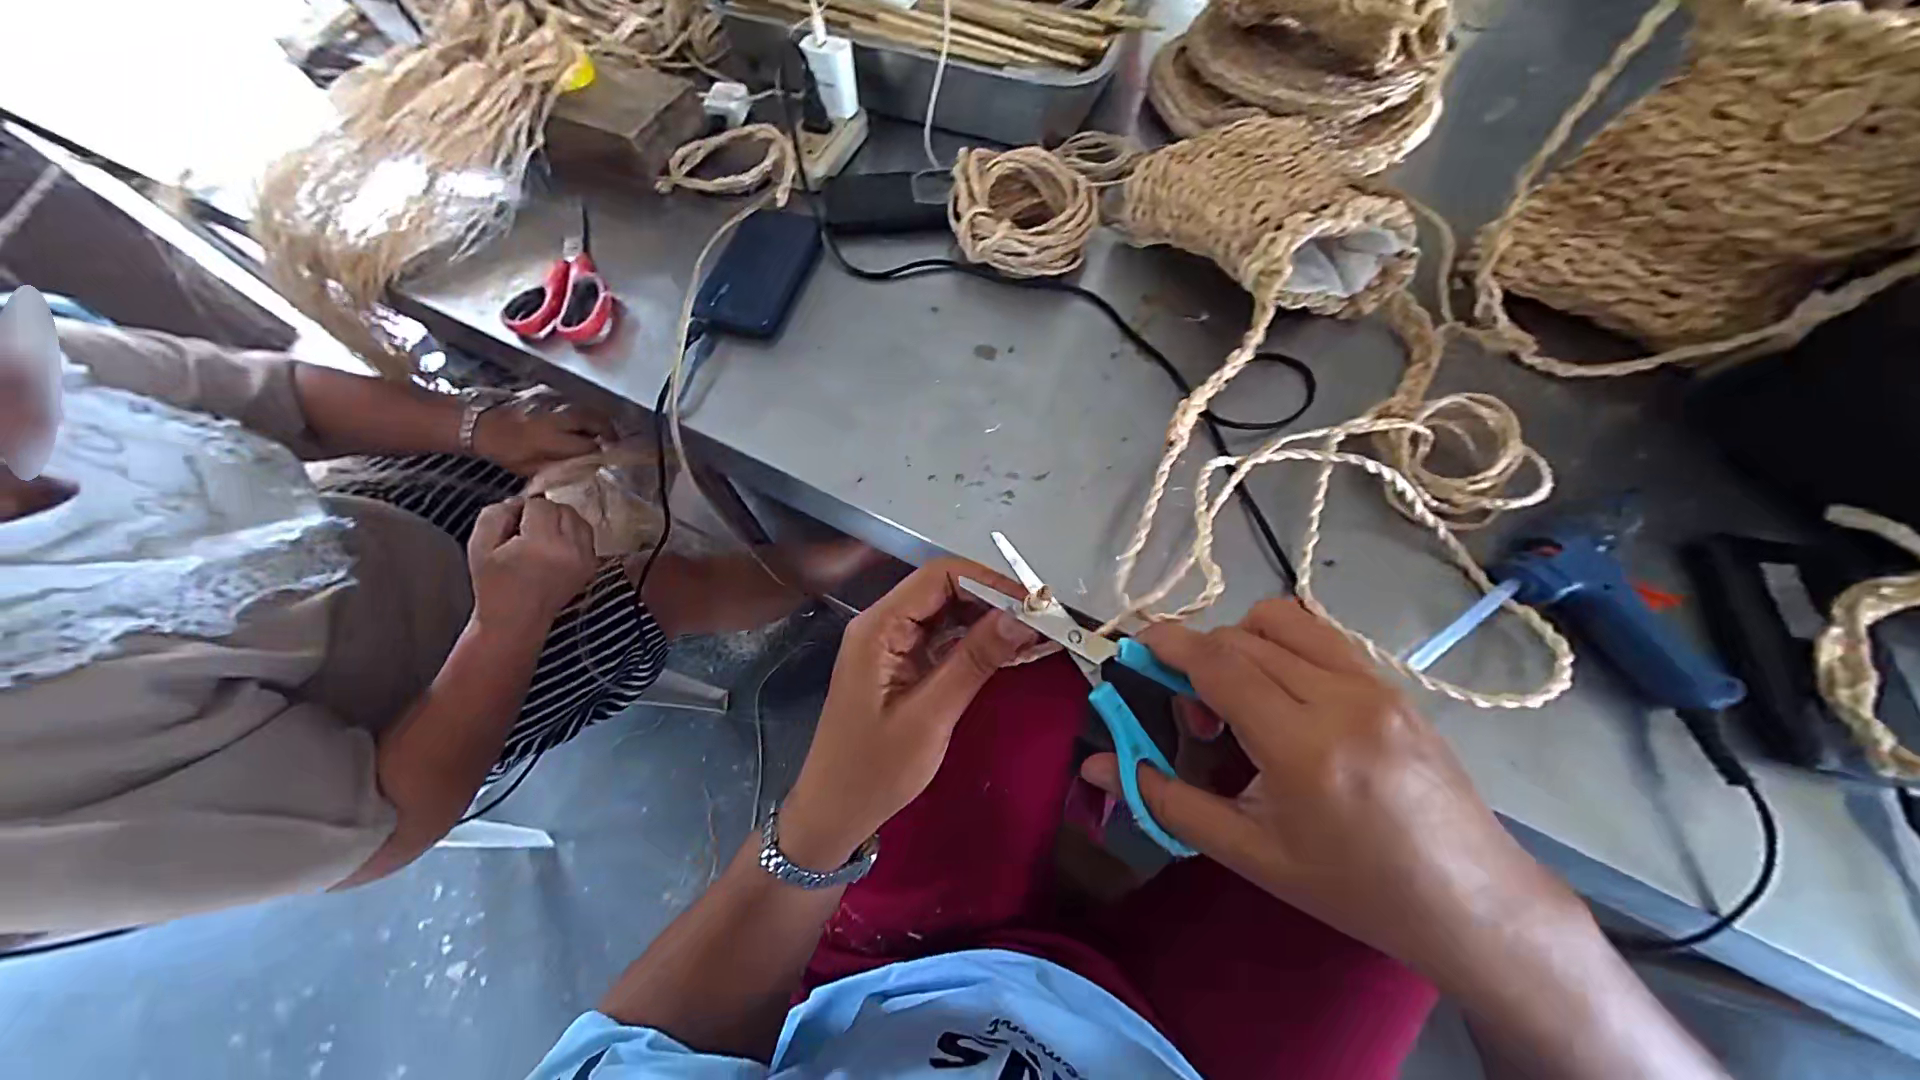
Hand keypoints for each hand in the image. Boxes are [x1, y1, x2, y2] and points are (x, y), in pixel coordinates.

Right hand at [466, 497, 598, 633]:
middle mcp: (571, 549)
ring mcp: (586, 558)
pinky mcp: (592, 566)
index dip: (523, 509)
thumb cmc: (493, 584)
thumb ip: (496, 514)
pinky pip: (586, 536)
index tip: (512, 526)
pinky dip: (572, 535)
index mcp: (542, 544)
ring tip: (541, 537)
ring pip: (579, 520)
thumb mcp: (480, 545)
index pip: (541, 505)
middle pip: (564, 509)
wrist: (516, 619)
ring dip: (561, 521)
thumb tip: (519, 500)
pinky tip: (555, 548)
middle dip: (545, 513)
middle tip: (526, 530)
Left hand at [472, 395, 611, 474]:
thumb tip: (585, 466)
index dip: (600, 453)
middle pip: (599, 423)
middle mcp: (560, 417)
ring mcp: (555, 401)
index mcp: (555, 438)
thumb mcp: (531, 468)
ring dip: (598, 422)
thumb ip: (561, 467)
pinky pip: (574, 403)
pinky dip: (581, 412)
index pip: (592, 446)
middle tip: (610, 443)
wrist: (476, 420)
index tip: (602, 459)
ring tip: (598, 432)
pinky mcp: (549, 392)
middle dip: (608, 434)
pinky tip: (576, 421)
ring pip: (590, 410)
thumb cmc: (502, 449)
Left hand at [778, 557, 1038, 868]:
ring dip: (990, 621)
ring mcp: (892, 644)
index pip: (938, 576)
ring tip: (1035, 635)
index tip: (1033, 604)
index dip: (989, 582)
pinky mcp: (903, 663)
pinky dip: (977, 643)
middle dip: (994, 601)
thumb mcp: (930, 716)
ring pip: (948, 613)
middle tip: (1042, 622)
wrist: (834, 811)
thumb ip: (974, 661)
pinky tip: (1009, 652)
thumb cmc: (874, 770)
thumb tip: (1022, 618)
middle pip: (944, 590)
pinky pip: (944, 639)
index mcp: (878, 627)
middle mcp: (883, 624)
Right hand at [1081, 598, 1557, 970]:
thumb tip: (1097, 765)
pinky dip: (1280, 646)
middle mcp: (1342, 700)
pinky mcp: (1393, 684)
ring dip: (1240, 641)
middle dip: (1197, 659)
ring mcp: (1375, 685)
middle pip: (1241, 639)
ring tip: (1241, 697)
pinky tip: (1286, 697)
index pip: (1220, 664)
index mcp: (1304, 749)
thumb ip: (1167, 800)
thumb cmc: (1354, 888)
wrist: (1477, 904)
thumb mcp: (1250, 854)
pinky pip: (1319, 636)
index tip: (1135, 646)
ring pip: (1282, 620)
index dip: (1168, 644)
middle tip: (1196, 718)